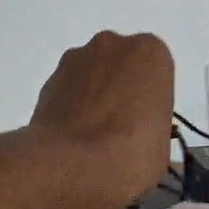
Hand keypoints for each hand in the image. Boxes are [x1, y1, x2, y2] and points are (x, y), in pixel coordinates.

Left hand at [28, 30, 173, 208]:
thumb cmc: (131, 153)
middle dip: (120, 92)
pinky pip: (67, 92)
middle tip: (120, 130)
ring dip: (93, 98)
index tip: (146, 126)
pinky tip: (71, 138)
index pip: (156, 72)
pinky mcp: (47, 81)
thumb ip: (153, 128)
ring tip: (92, 138)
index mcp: (150, 52)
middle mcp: (111, 44)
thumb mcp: (162, 148)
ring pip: (91, 76)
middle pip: (121, 67)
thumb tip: (139, 138)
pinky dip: (70, 109)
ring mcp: (74, 60)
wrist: (70, 164)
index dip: (151, 102)